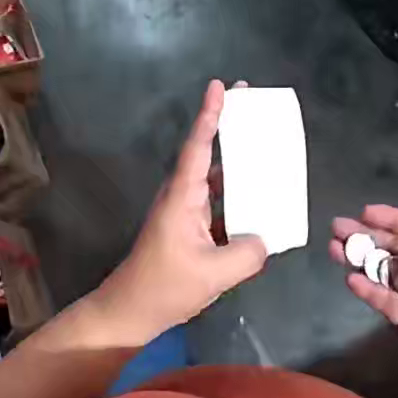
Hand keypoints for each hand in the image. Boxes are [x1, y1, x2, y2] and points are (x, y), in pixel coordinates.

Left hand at [87, 81, 267, 346]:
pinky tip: (261, 200)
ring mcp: (187, 210)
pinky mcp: (191, 227)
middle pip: (208, 150)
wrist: (132, 311)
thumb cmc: (164, 286)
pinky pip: (219, 201)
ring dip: (237, 161)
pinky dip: (238, 195)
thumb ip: (247, 255)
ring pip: (215, 176)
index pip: (199, 146)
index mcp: (183, 196)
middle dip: (227, 123)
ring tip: (265, 145)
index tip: (220, 86)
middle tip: (249, 99)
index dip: (210, 115)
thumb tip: (266, 240)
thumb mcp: (212, 274)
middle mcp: (184, 195)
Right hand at [331, 205, 397, 397]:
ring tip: (336, 251)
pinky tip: (353, 281)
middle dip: (367, 237)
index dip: (392, 219)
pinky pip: (386, 302)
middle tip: (338, 229)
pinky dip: (369, 291)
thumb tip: (396, 274)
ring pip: (384, 273)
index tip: (365, 213)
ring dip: (361, 261)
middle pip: (395, 248)